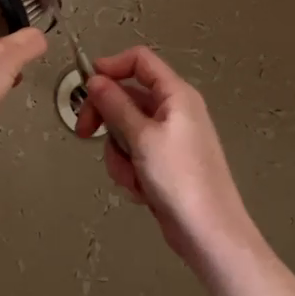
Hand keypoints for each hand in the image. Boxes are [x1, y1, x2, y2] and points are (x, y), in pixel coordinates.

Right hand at [74, 46, 257, 269]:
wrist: (209, 235)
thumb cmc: (179, 178)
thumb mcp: (142, 137)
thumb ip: (115, 105)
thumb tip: (94, 79)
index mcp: (176, 95)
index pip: (140, 60)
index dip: (111, 66)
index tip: (86, 84)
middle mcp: (173, 111)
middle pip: (127, 96)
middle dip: (106, 116)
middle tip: (85, 132)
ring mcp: (169, 138)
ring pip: (125, 129)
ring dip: (120, 152)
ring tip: (132, 174)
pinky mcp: (164, 164)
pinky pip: (134, 154)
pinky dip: (130, 169)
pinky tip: (141, 189)